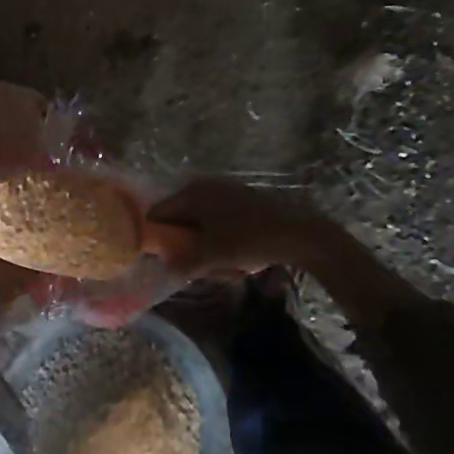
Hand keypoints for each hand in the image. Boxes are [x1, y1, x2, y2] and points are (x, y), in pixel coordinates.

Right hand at [145, 179, 327, 277]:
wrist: (299, 234)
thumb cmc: (248, 240)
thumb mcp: (211, 257)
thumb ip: (183, 263)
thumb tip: (165, 267)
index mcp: (192, 193)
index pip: (158, 213)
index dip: (154, 235)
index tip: (159, 257)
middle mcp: (204, 186)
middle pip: (180, 217)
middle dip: (183, 243)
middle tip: (192, 265)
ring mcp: (225, 191)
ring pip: (201, 222)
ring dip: (203, 244)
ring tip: (219, 265)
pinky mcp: (243, 200)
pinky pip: (219, 221)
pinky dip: (220, 238)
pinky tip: (235, 256)